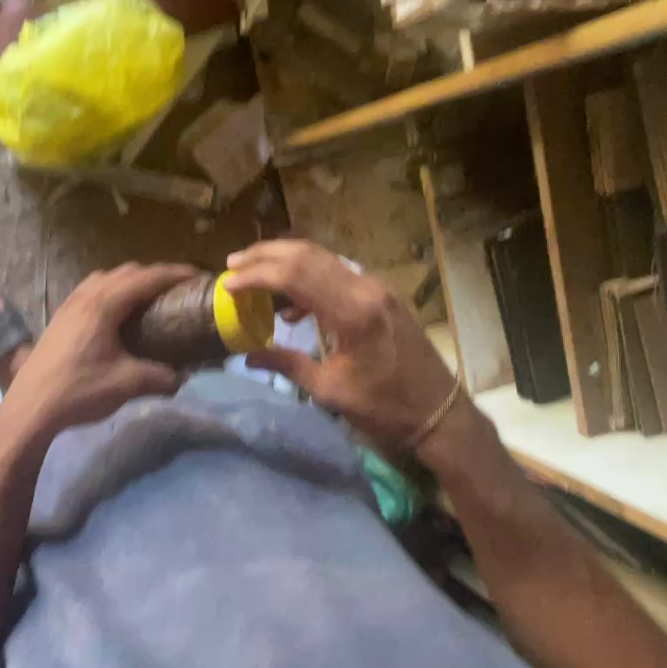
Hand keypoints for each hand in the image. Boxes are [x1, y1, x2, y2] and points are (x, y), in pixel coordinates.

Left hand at [0, 262, 200, 447]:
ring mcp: (68, 305)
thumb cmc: (80, 391)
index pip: (146, 278)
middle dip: (154, 276)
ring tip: (148, 300)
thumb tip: (182, 378)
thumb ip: (160, 377)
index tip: (197, 277)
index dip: (175, 274)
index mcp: (104, 304)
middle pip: (126, 272)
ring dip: (130, 282)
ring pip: (105, 279)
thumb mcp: (127, 384)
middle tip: (176, 292)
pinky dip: (110, 292)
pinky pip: (90, 291)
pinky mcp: (59, 318)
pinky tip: (115, 314)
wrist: (31, 407)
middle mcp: (85, 296)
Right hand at [224, 240, 463, 450]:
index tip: (227, 282)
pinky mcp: (381, 295)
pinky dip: (308, 277)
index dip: (257, 275)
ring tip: (252, 273)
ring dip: (285, 261)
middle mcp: (365, 289)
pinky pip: (337, 273)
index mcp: (352, 313)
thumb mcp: (330, 391)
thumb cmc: (384, 408)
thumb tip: (248, 356)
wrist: (439, 412)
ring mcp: (376, 288)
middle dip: (266, 256)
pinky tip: (290, 304)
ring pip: (323, 259)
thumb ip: (288, 365)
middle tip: (232, 263)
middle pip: (308, 255)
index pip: (295, 276)